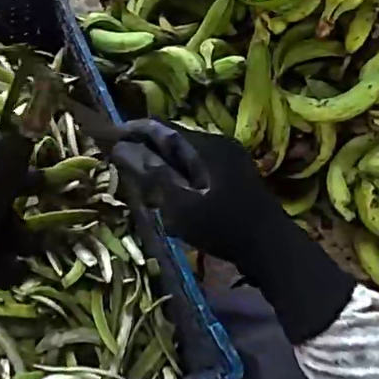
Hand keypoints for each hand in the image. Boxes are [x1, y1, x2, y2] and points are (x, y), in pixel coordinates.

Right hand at [111, 122, 354, 342]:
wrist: (273, 250)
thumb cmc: (224, 227)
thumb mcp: (181, 203)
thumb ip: (152, 174)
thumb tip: (121, 147)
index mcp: (205, 145)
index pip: (159, 128)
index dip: (130, 131)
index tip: (105, 138)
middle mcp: (217, 144)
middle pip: (172, 140)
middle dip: (144, 150)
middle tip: (118, 164)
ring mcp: (228, 160)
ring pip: (184, 155)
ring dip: (160, 165)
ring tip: (138, 183)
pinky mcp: (232, 177)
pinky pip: (197, 168)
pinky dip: (178, 177)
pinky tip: (168, 198)